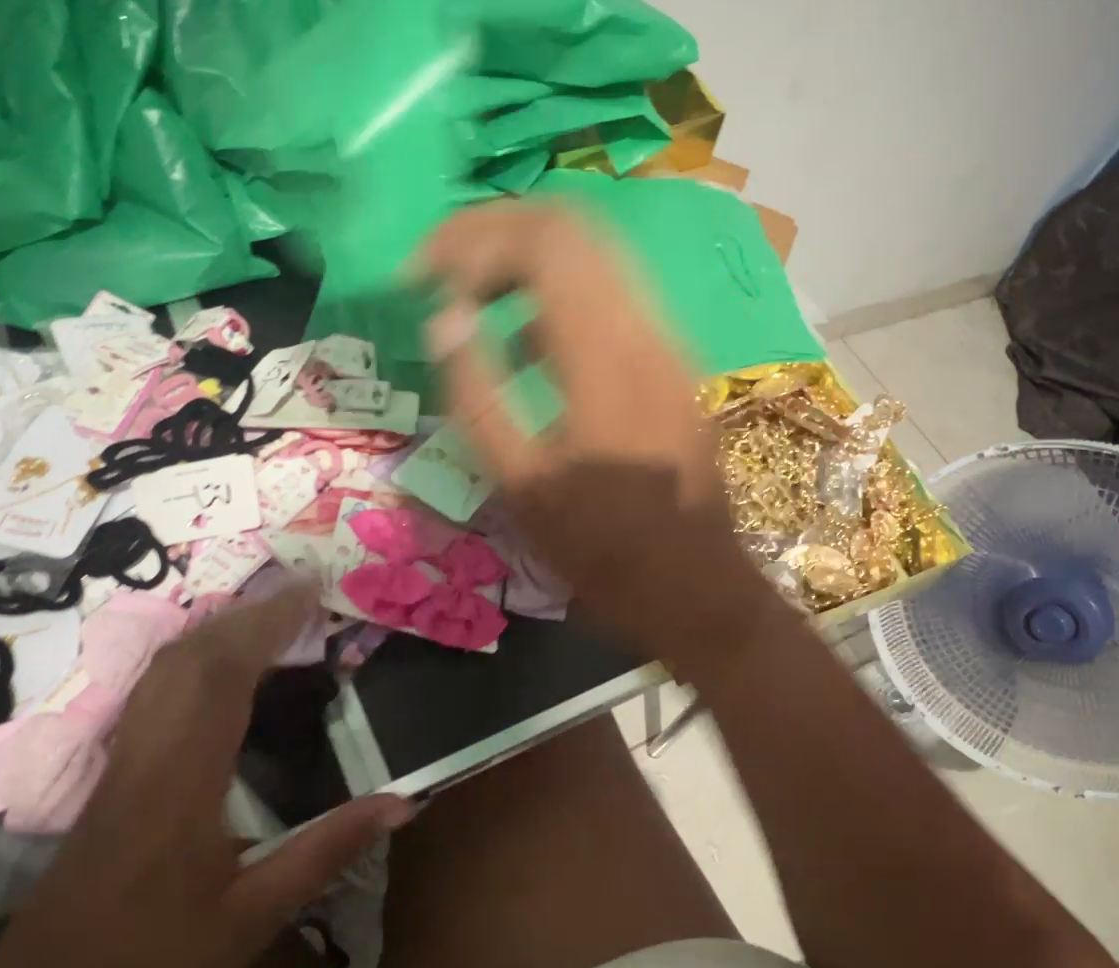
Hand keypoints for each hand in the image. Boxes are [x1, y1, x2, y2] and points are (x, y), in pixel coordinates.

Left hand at [0, 589, 413, 967]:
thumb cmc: (152, 966)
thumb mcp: (253, 919)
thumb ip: (326, 851)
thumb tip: (404, 801)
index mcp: (180, 781)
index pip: (222, 677)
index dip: (266, 624)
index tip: (310, 591)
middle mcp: (143, 756)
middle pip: (187, 659)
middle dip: (246, 615)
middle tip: (303, 596)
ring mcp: (119, 765)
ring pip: (161, 673)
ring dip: (216, 633)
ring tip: (271, 620)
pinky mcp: (110, 781)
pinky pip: (152, 696)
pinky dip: (192, 662)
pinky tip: (218, 676)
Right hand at [419, 202, 791, 667]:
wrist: (698, 588)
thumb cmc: (605, 549)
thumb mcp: (522, 485)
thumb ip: (478, 393)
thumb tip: (444, 320)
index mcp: (604, 353)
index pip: (543, 239)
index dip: (471, 239)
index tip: (420, 278)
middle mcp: (644, 328)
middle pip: (571, 229)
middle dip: (495, 236)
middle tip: (439, 274)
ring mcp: (665, 344)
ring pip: (594, 260)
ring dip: (526, 263)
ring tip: (469, 300)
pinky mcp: (671, 366)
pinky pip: (611, 302)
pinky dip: (557, 299)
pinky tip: (522, 345)